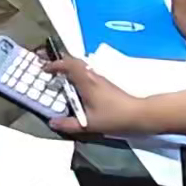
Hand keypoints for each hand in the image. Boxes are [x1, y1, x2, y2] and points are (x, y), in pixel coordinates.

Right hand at [45, 56, 159, 136]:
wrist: (140, 115)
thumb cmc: (114, 117)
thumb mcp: (89, 124)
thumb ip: (69, 124)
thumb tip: (52, 123)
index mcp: (87, 83)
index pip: (70, 65)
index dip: (55, 64)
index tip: (44, 69)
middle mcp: (93, 77)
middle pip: (75, 62)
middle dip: (60, 61)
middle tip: (47, 65)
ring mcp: (100, 80)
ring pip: (81, 67)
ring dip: (68, 68)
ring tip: (57, 75)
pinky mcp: (105, 85)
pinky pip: (86, 74)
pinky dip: (75, 74)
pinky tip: (73, 86)